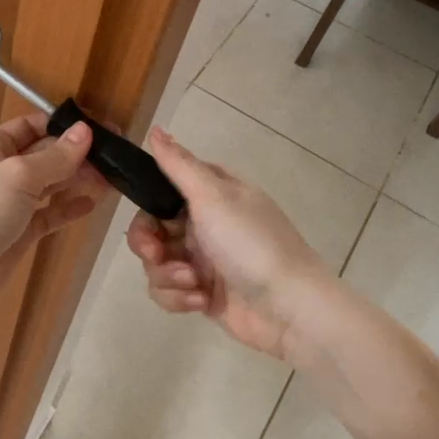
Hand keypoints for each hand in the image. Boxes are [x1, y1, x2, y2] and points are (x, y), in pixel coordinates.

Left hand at [0, 113, 110, 293]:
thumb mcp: (18, 176)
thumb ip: (55, 157)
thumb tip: (85, 130)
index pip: (31, 126)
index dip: (63, 125)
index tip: (100, 129)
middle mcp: (1, 171)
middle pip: (45, 155)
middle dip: (77, 155)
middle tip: (115, 158)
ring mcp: (10, 203)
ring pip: (50, 185)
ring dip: (78, 181)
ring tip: (112, 179)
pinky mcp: (19, 231)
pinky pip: (49, 214)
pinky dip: (69, 208)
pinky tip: (92, 204)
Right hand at [126, 127, 334, 359]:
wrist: (291, 308)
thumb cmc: (251, 244)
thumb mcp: (213, 196)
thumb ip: (179, 164)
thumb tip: (155, 129)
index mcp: (210, 195)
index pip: (161, 190)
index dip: (147, 205)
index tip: (149, 218)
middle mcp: (204, 224)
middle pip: (150, 228)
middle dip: (147, 244)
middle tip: (155, 254)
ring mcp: (203, 261)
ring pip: (156, 263)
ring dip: (167, 275)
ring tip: (192, 283)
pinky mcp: (202, 294)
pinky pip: (169, 292)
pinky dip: (179, 298)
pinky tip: (201, 302)